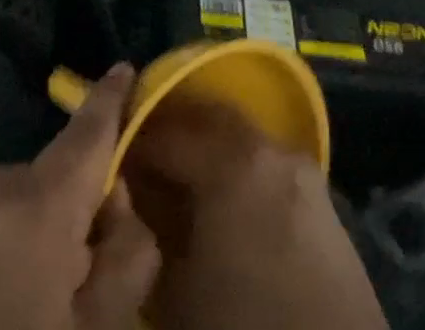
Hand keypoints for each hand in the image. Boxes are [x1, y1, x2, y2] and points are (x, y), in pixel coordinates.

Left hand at [0, 63, 159, 329]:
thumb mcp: (96, 328)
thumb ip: (127, 255)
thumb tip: (115, 202)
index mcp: (35, 203)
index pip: (86, 134)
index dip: (110, 101)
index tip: (123, 68)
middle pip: (56, 178)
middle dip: (76, 212)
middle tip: (76, 277)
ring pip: (20, 198)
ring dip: (35, 229)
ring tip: (26, 294)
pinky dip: (1, 237)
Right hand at [127, 100, 389, 329]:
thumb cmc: (243, 321)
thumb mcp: (172, 283)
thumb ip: (142, 227)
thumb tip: (127, 198)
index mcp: (232, 158)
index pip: (161, 130)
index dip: (126, 143)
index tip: (104, 162)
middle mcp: (270, 148)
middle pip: (204, 116)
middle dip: (165, 130)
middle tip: (134, 159)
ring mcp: (301, 171)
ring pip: (236, 136)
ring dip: (201, 146)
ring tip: (171, 182)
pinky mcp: (320, 200)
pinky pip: (262, 163)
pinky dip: (232, 167)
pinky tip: (213, 203)